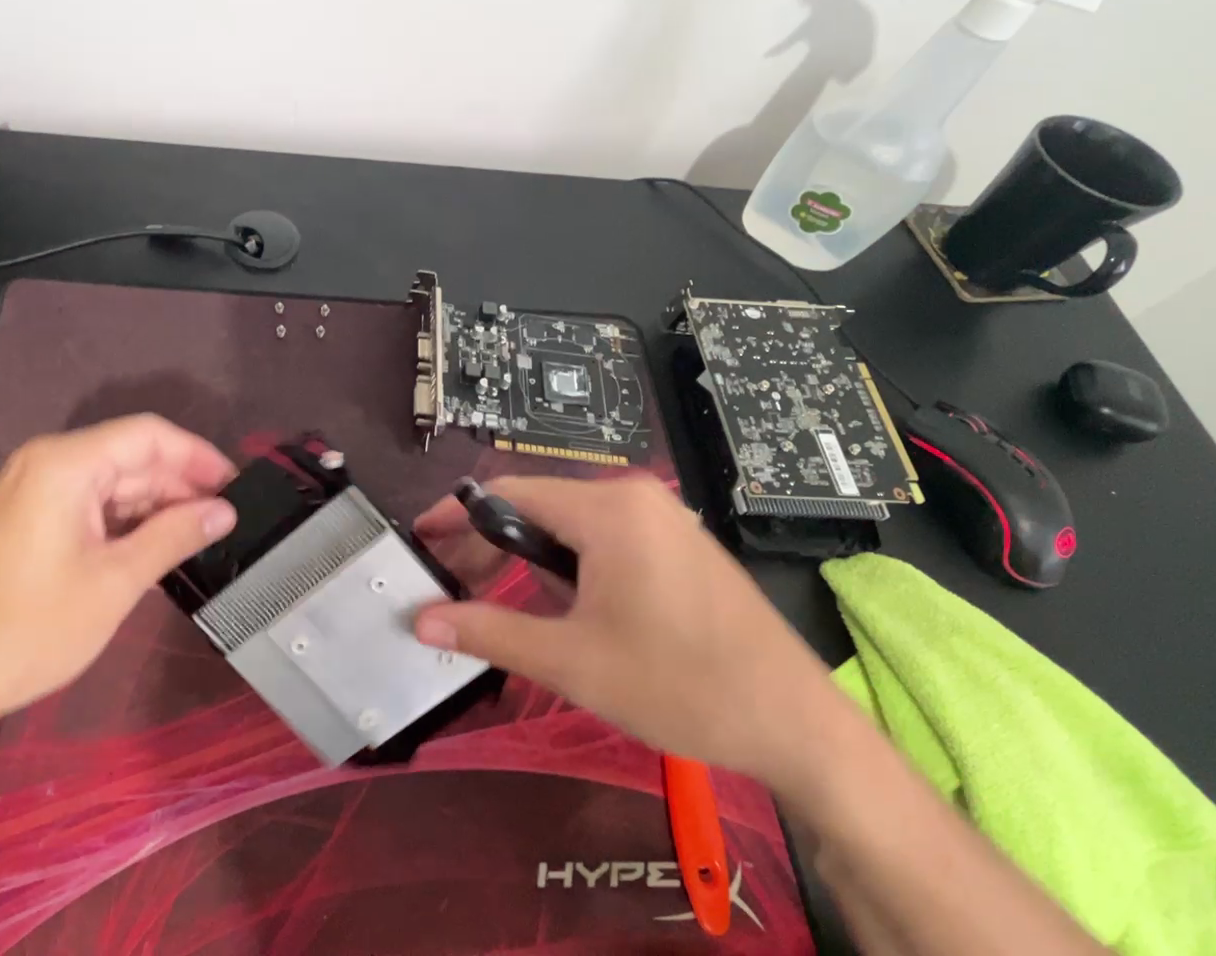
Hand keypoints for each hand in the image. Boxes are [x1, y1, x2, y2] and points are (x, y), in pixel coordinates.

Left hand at [0, 414, 237, 732]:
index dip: (198, 455)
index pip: (147, 435)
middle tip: (223, 519)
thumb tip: (224, 511)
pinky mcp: (24, 520)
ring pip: (108, 483)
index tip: (236, 484)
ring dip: (153, 505)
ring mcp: (29, 492)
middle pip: (128, 457)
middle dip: (178, 484)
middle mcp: (44, 465)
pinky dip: (122, 521)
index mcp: (64, 465)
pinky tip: (154, 546)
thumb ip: (175, 536)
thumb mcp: (116, 582)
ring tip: (198, 536)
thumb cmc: (31, 629)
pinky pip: (85, 505)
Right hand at [411, 475, 843, 791]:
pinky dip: (567, 566)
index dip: (456, 517)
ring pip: (569, 526)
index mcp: (608, 510)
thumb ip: (488, 632)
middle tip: (453, 592)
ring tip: (501, 607)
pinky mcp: (679, 546)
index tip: (420, 543)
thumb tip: (421, 621)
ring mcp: (663, 520)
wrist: (795, 722)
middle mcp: (635, 499)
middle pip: (537, 507)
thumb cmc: (678, 684)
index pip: (507, 493)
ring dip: (527, 560)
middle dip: (488, 546)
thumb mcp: (570, 661)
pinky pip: (603, 540)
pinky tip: (561, 608)